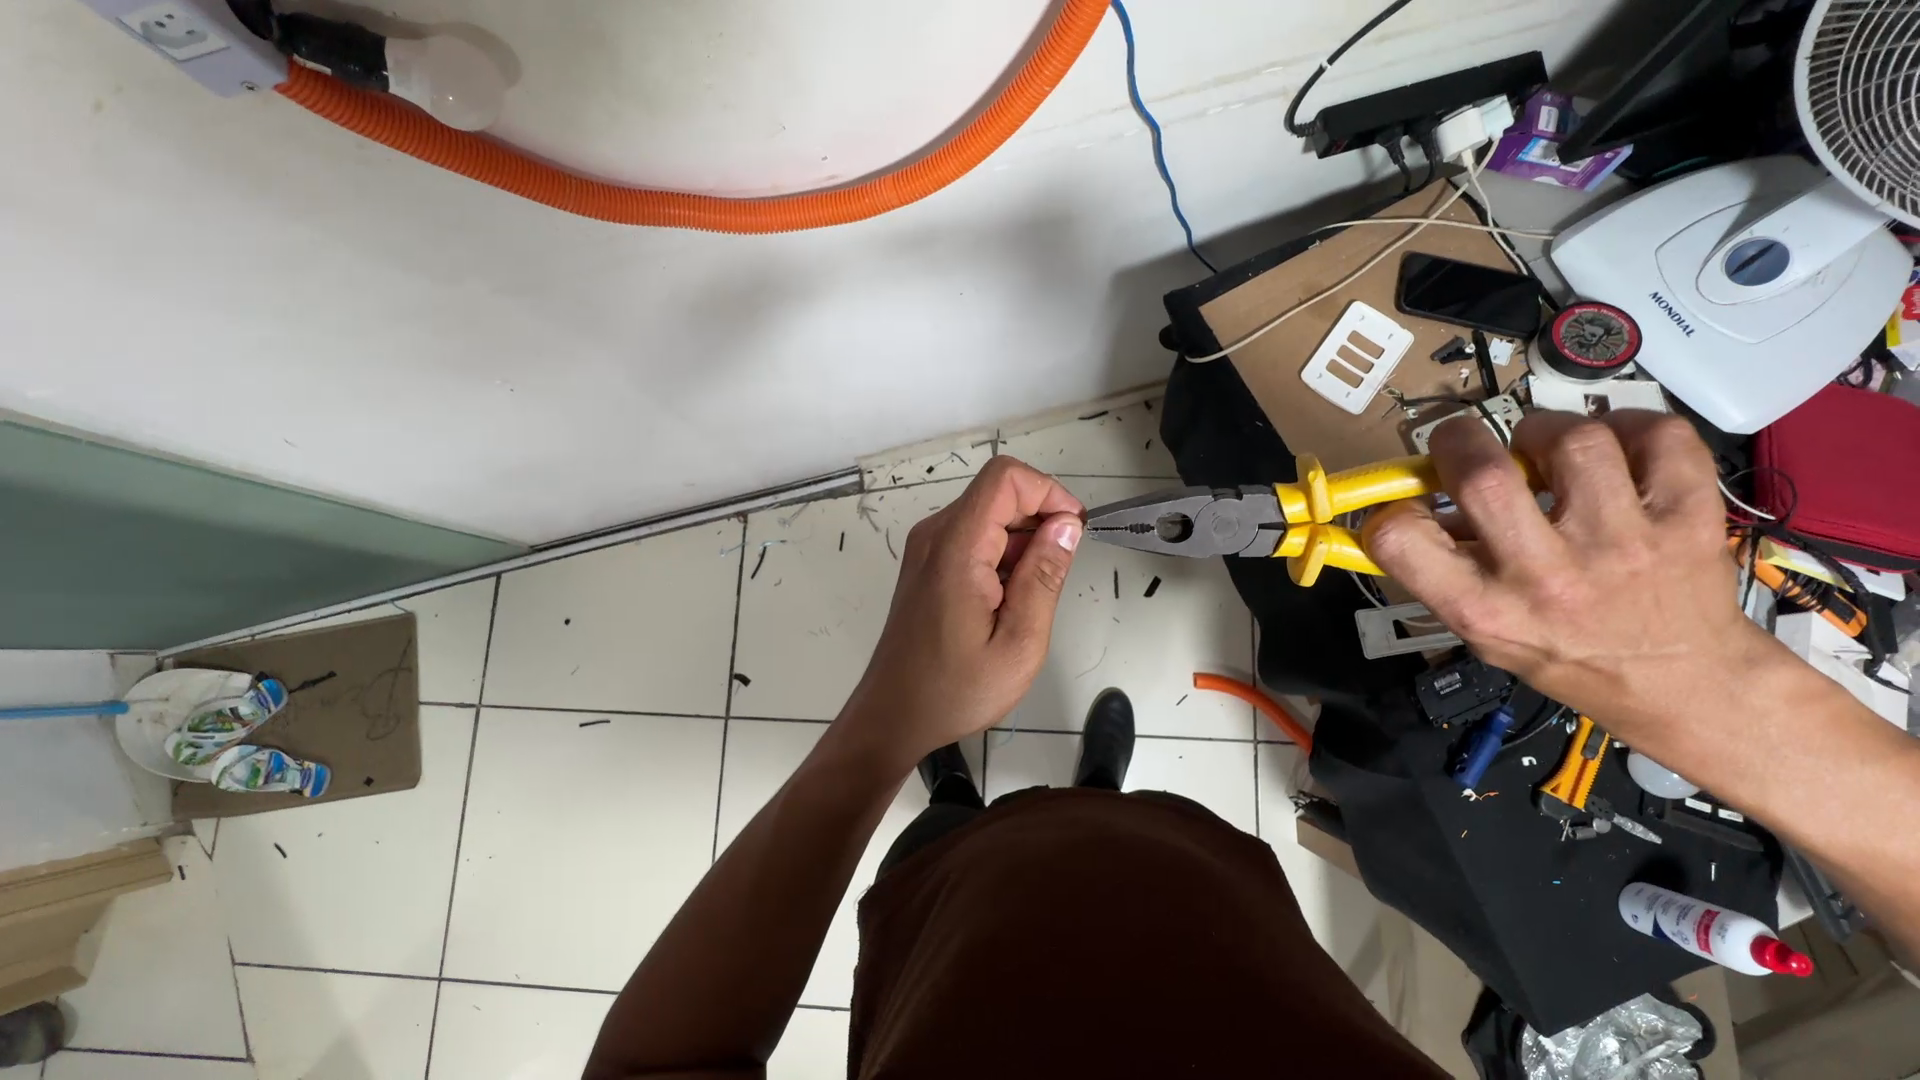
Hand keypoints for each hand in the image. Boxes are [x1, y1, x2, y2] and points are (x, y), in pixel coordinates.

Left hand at [838, 457, 1084, 771]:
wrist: (894, 715)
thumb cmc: (956, 690)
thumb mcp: (1019, 642)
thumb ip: (1044, 577)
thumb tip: (1066, 526)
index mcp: (956, 548)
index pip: (1006, 477)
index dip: (1048, 492)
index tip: (1072, 532)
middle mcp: (934, 536)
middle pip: (998, 492)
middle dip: (1039, 520)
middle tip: (1056, 574)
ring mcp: (926, 549)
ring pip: (988, 515)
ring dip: (1022, 542)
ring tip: (1029, 597)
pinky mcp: (926, 565)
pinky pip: (972, 538)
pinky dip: (1001, 555)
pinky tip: (1008, 600)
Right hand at [1363, 411, 1775, 750]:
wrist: (1686, 681)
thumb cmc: (1565, 654)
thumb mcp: (1482, 631)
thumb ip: (1441, 569)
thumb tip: (1416, 500)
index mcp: (1485, 609)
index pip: (1399, 539)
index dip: (1391, 510)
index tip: (1412, 504)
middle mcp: (1548, 576)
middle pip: (1482, 475)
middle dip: (1460, 441)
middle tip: (1468, 446)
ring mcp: (1626, 544)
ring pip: (1574, 440)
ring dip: (1546, 432)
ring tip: (1547, 452)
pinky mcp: (1690, 518)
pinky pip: (1656, 434)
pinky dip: (1628, 427)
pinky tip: (1614, 450)